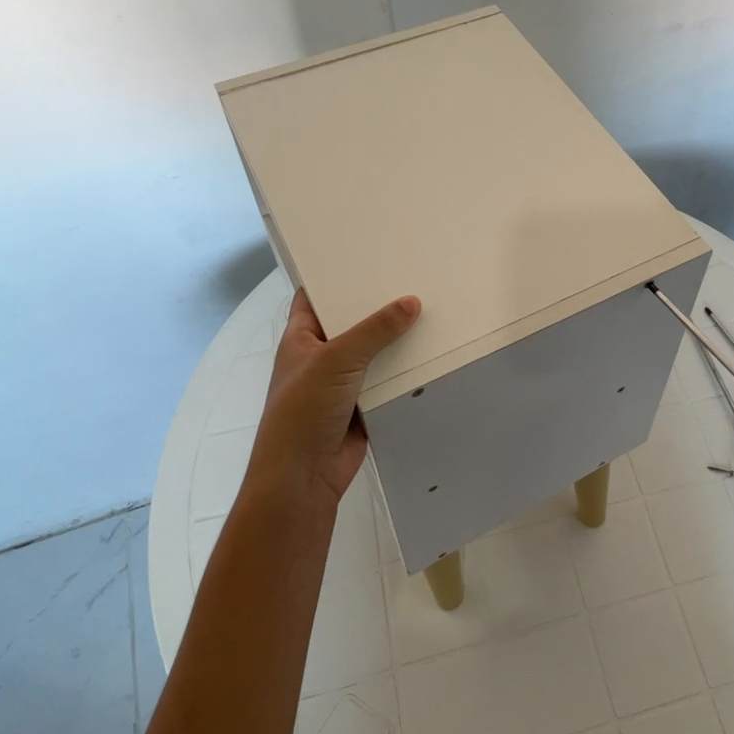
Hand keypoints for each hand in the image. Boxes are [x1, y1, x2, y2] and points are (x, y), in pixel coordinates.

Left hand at [246, 288, 421, 501]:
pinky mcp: (363, 404)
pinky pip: (387, 379)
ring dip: (396, 341)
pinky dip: (405, 370)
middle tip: (412, 277)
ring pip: (374, 353)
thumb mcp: (336, 360)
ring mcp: (342, 382)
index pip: (315, 297)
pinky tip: (432, 351)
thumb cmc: (303, 411)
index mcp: (301, 337)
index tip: (367, 256)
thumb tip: (410, 303)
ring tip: (430, 308)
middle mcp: (321, 356)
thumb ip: (374, 330)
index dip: (336, 278)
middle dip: (378, 307)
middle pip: (352, 323)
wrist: (303, 477)